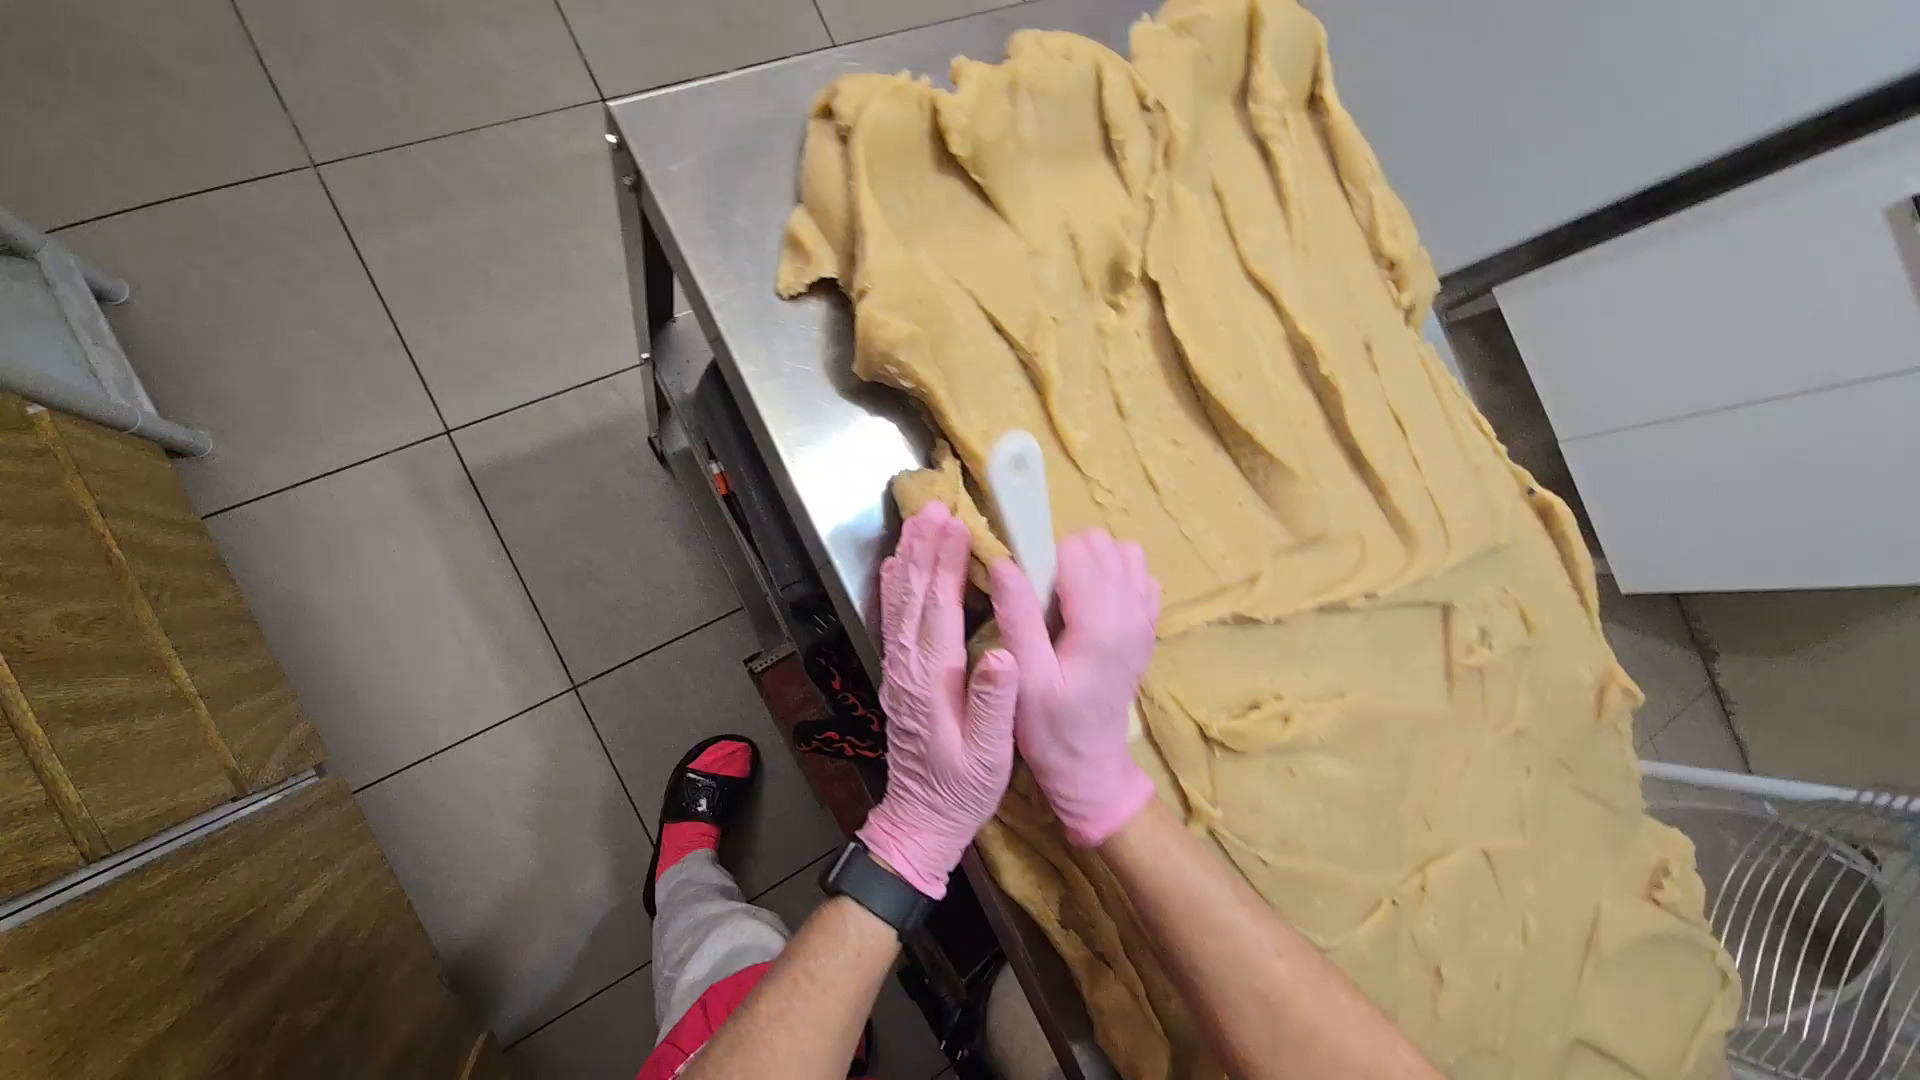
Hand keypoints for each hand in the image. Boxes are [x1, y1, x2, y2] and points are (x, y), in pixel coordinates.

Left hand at [857, 503, 1018, 899]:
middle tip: (934, 507)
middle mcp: (908, 666)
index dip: (947, 565)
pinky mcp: (897, 676)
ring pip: (899, 603)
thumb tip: (1002, 655)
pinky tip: (898, 569)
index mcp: (934, 679)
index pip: (940, 609)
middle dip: (924, 549)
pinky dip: (895, 588)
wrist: (920, 819)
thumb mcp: (988, 755)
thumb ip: (993, 704)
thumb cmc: (962, 789)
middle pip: (914, 596)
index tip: (956, 526)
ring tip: (916, 524)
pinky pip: (893, 620)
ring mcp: (898, 669)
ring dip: (908, 560)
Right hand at [990, 530, 1160, 846]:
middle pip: (1101, 544)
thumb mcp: (1025, 679)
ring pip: (1124, 553)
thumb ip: (1018, 617)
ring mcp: (1145, 619)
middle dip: (1065, 557)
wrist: (1091, 767)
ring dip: (1092, 563)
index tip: (1025, 592)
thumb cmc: (1051, 730)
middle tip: (1040, 598)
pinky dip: (1115, 578)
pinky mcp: (1147, 627)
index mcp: (1101, 624)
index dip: (1043, 560)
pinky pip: (1139, 577)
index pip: (1076, 549)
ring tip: (1065, 597)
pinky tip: (1092, 607)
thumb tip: (1004, 561)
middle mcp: (1131, 612)